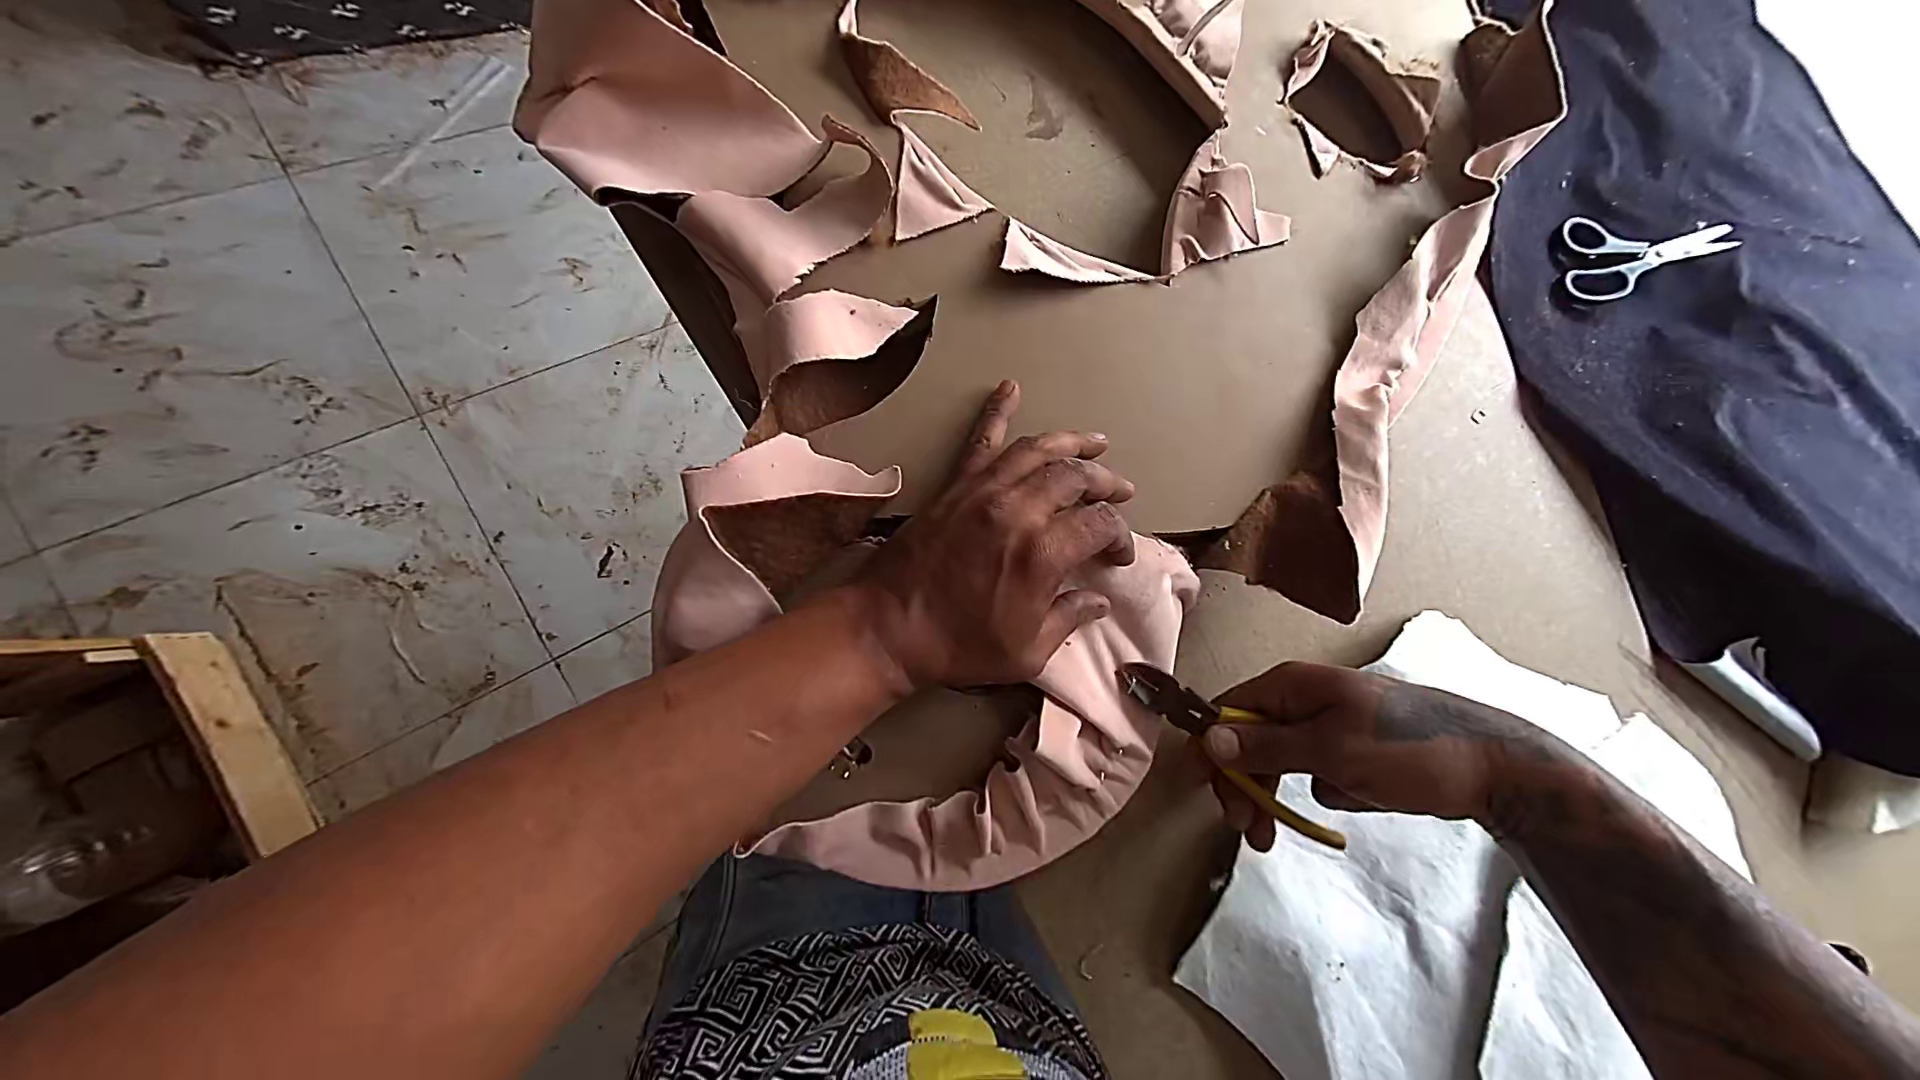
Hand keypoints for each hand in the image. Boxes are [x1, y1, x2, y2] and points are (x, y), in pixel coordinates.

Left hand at [849, 380, 1136, 689]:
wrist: (889, 628)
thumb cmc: (958, 647)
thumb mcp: (1027, 651)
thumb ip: (1069, 619)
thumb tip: (1097, 600)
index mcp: (1042, 554)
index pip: (1100, 525)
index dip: (1119, 537)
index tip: (1117, 553)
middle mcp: (1017, 511)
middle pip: (1076, 478)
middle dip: (1106, 484)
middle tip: (1120, 492)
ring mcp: (983, 492)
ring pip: (1038, 450)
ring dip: (1072, 443)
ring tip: (1096, 445)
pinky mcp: (955, 486)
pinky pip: (980, 440)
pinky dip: (997, 411)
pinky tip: (1010, 389)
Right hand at [1202, 662, 1571, 849]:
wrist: (1495, 768)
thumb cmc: (1409, 749)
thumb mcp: (1330, 750)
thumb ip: (1265, 745)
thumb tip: (1208, 739)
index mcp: (1291, 686)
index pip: (1228, 710)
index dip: (1212, 748)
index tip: (1207, 788)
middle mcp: (1299, 701)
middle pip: (1246, 740)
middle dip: (1240, 783)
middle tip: (1246, 826)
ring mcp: (1322, 725)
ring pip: (1272, 760)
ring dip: (1265, 796)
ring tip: (1269, 837)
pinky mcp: (1343, 751)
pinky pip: (1305, 771)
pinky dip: (1304, 795)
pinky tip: (1330, 808)